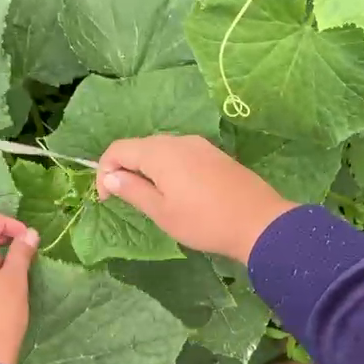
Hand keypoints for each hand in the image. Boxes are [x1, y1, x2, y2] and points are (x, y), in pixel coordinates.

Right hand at [95, 135, 295, 263]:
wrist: (259, 223)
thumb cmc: (204, 222)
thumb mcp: (162, 212)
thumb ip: (133, 190)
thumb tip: (110, 177)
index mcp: (160, 153)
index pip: (118, 149)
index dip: (104, 172)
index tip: (107, 199)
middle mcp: (178, 140)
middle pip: (139, 147)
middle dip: (125, 170)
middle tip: (127, 201)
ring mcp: (199, 145)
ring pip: (160, 151)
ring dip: (147, 170)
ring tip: (152, 200)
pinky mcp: (214, 155)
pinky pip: (180, 155)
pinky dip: (168, 170)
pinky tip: (177, 193)